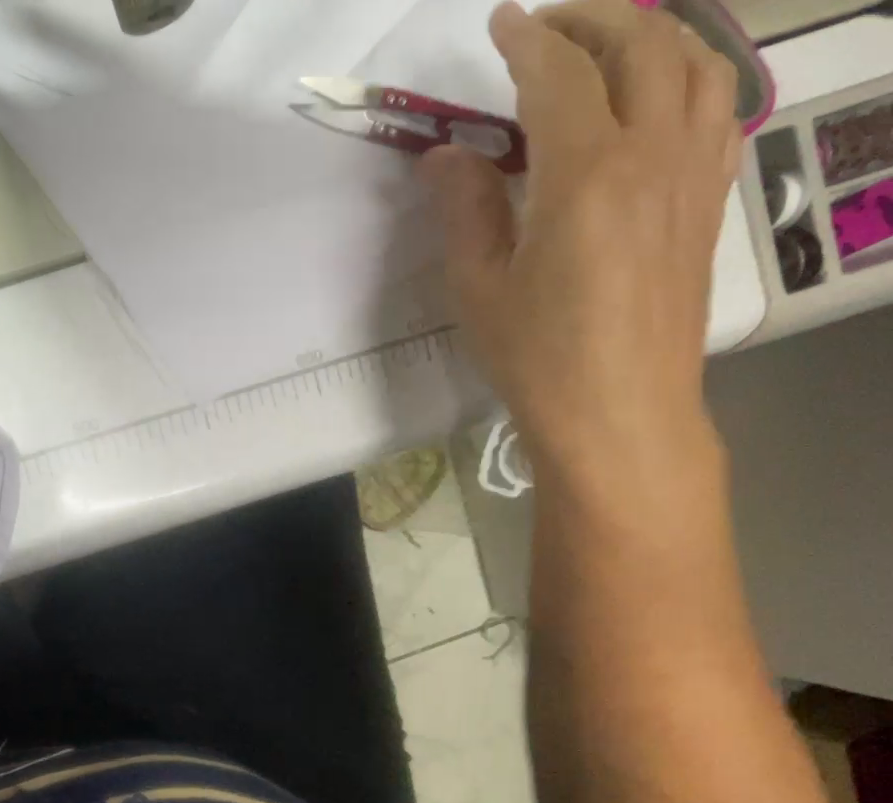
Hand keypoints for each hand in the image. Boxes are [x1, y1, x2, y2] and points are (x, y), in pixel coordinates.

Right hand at [420, 0, 741, 484]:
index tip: (500, 21)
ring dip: (647, 32)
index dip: (526, 40)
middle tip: (544, 25)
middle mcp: (652, 154)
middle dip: (591, 18)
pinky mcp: (709, 194)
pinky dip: (684, 70)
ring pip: (693, 61)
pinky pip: (714, 102)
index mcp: (584, 175)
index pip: (560, 76)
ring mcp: (693, 170)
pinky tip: (652, 89)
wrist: (619, 406)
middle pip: (640, 45)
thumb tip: (446, 154)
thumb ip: (465, 206)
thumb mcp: (478, 284)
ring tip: (602, 40)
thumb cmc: (535, 352)